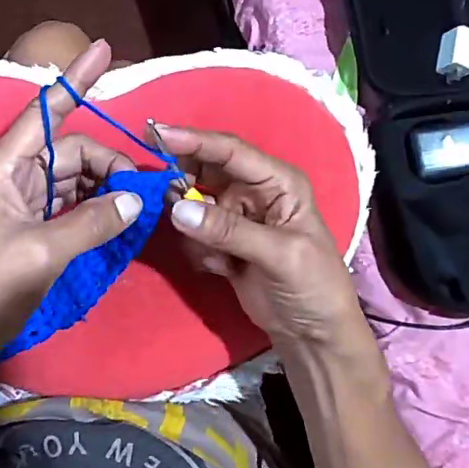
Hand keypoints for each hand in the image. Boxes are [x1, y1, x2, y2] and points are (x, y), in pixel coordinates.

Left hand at [0, 39, 140, 353]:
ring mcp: (24, 199)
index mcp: (2, 167)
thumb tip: (136, 198)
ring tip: (139, 202)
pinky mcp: (33, 223)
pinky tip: (121, 213)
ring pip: (76, 175)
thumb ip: (93, 220)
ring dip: (107, 183)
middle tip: (145, 188)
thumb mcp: (44, 251)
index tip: (103, 49)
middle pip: (70, 148)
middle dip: (108, 161)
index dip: (76, 80)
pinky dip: (97, 204)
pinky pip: (73, 200)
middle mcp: (13, 174)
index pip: (45, 111)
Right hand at [156, 126, 365, 347]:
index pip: (230, 151)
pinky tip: (223, 270)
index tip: (155, 134)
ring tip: (218, 257)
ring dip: (192, 228)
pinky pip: (192, 233)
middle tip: (158, 193)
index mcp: (278, 181)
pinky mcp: (221, 242)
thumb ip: (229, 230)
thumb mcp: (279, 255)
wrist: (313, 333)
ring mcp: (235, 216)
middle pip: (205, 169)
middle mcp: (253, 190)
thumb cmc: (313, 286)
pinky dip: (198, 250)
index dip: (193, 140)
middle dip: (182, 181)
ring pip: (192, 203)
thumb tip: (177, 209)